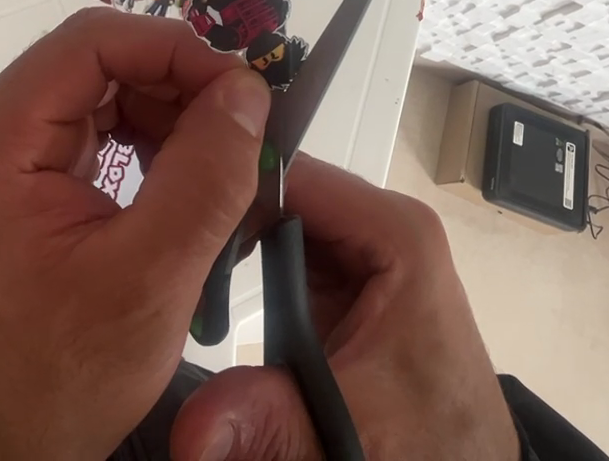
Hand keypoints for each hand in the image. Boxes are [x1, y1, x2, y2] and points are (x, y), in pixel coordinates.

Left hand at [0, 8, 273, 459]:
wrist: (7, 447)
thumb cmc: (64, 376)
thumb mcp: (150, 279)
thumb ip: (205, 176)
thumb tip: (246, 90)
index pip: (89, 43)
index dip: (171, 49)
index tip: (238, 88)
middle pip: (94, 61)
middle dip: (174, 81)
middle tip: (240, 123)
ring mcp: (1, 153)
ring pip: (98, 89)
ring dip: (166, 109)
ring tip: (219, 154)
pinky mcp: (20, 178)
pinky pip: (93, 128)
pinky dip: (146, 137)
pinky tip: (182, 171)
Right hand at [168, 157, 518, 460]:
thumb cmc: (433, 444)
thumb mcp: (351, 429)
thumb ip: (272, 418)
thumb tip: (191, 428)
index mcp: (396, 232)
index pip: (296, 175)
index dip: (234, 191)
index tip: (181, 227)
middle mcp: (380, 221)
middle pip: (283, 185)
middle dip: (227, 212)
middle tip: (174, 250)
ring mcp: (362, 242)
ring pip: (277, 208)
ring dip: (232, 232)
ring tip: (186, 264)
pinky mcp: (346, 266)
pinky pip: (282, 236)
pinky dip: (246, 253)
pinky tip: (213, 278)